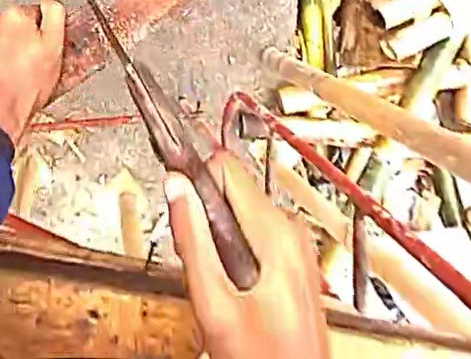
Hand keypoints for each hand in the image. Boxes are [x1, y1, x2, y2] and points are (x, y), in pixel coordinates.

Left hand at [0, 0, 64, 143]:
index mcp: (16, 16)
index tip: (39, 50)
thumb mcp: (54, 51)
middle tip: (24, 67)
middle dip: (17, 42)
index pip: (34, 15)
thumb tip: (52, 1)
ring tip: (6, 78)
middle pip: (10, 28)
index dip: (39, 35)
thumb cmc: (22, 91)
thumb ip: (55, 16)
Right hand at [167, 151, 328, 358]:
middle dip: (205, 216)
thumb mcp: (214, 305)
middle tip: (198, 262)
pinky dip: (233, 249)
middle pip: (231, 188)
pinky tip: (231, 286)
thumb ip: (192, 240)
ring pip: (239, 209)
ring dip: (217, 236)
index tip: (181, 210)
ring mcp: (295, 243)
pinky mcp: (293, 257)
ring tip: (216, 281)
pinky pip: (252, 230)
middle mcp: (291, 228)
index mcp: (275, 230)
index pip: (225, 166)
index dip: (196, 185)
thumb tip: (175, 185)